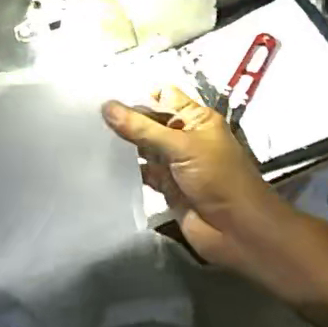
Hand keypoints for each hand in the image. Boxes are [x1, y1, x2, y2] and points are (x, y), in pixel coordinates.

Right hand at [102, 86, 290, 276]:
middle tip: (88, 115)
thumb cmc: (219, 179)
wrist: (240, 232)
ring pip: (143, 146)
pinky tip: (102, 163)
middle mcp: (184, 136)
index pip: (163, 97)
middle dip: (124, 118)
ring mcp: (175, 162)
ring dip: (122, 143)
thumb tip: (107, 107)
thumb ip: (142, 128)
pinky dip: (126, 168)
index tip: (103, 94)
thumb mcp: (182, 147)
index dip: (137, 95)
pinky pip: (142, 171)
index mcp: (195, 119)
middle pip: (149, 121)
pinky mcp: (167, 186)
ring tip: (88, 135)